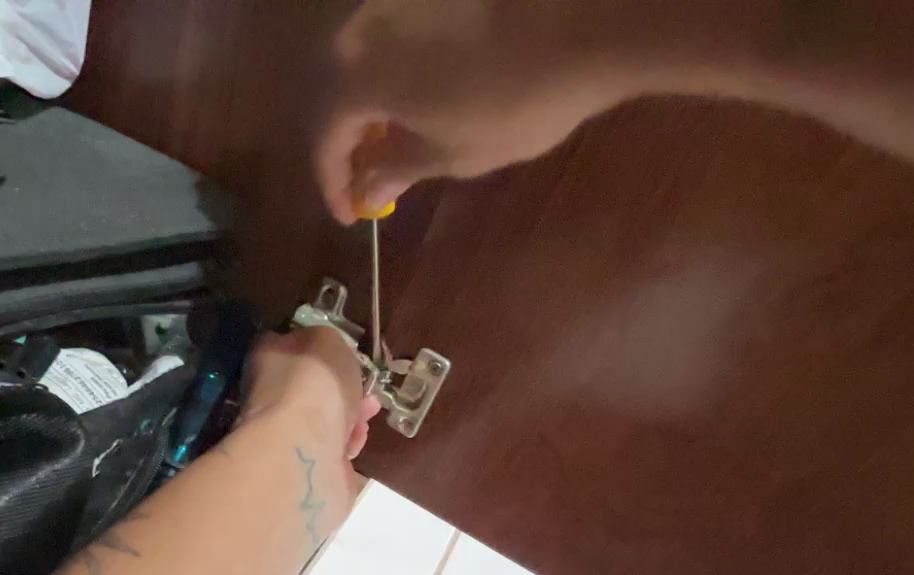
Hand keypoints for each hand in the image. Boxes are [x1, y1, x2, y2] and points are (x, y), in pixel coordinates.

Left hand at [241, 325, 381, 460]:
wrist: (306, 449)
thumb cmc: (314, 384)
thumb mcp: (326, 340)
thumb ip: (326, 341)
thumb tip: (324, 350)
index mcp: (267, 359)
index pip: (289, 348)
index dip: (319, 350)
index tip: (344, 354)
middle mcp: (269, 397)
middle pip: (311, 389)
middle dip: (343, 388)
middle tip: (365, 387)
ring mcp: (285, 435)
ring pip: (324, 421)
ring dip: (351, 416)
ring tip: (370, 411)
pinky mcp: (303, 466)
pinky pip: (331, 449)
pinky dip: (347, 443)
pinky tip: (357, 439)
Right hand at [314, 0, 638, 224]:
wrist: (588, 21)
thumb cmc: (512, 104)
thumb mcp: (448, 154)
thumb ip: (395, 167)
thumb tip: (368, 186)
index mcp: (354, 76)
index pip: (325, 139)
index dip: (334, 184)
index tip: (349, 215)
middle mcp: (362, 27)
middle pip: (338, 97)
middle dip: (350, 145)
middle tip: (371, 180)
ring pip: (365, 65)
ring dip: (372, 110)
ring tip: (397, 143)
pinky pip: (394, 41)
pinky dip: (396, 79)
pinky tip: (421, 100)